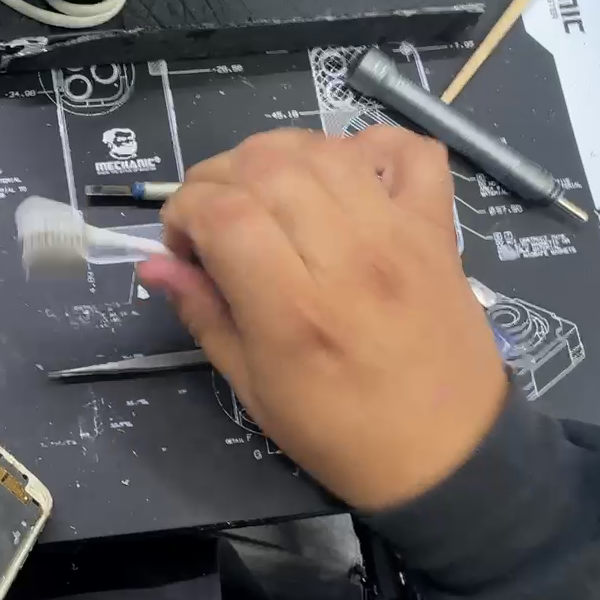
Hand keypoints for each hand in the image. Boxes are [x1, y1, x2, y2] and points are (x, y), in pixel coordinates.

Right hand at [139, 127, 507, 510]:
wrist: (445, 452)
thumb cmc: (335, 431)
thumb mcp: (249, 386)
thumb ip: (202, 313)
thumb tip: (154, 265)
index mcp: (292, 310)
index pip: (222, 213)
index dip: (181, 213)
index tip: (178, 246)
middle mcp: (347, 256)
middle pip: (265, 166)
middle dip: (213, 179)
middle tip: (208, 222)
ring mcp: (399, 233)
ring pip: (321, 148)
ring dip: (270, 159)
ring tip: (259, 200)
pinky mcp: (437, 226)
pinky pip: (404, 150)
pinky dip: (360, 147)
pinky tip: (335, 180)